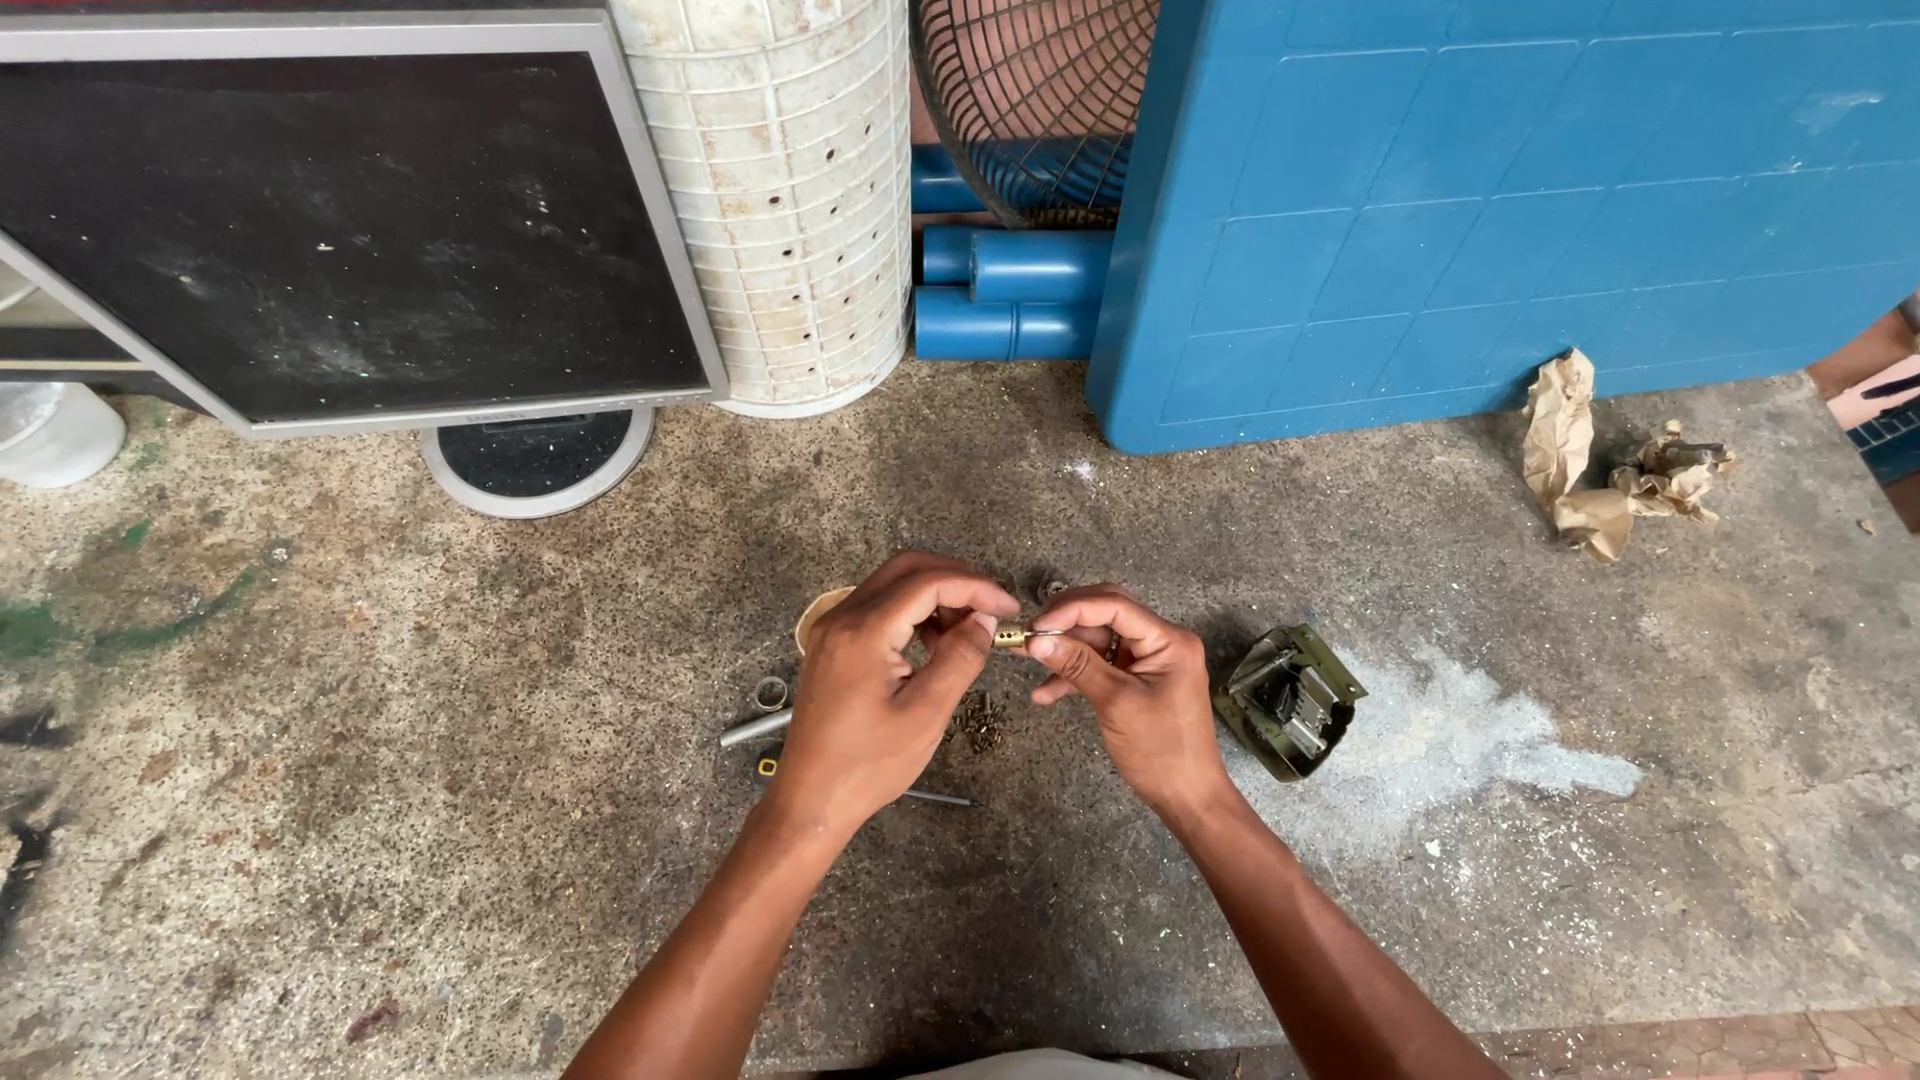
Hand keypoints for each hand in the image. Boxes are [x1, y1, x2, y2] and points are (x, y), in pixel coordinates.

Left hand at [774, 552, 1018, 836]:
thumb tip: (985, 620)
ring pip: (893, 583)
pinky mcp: (833, 642)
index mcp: (863, 632)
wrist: (811, 799)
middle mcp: (842, 616)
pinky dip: (913, 611)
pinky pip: (879, 606)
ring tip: (966, 632)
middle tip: (991, 610)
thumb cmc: (869, 765)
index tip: (1008, 609)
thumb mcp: (926, 713)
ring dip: (935, 594)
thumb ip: (960, 658)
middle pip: (907, 567)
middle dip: (956, 579)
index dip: (975, 587)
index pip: (928, 582)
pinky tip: (934, 643)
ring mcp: (832, 627)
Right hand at [1024, 586, 1230, 817]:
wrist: (1187, 797)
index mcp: (1168, 640)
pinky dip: (1075, 675)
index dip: (1071, 609)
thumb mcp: (1115, 703)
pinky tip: (1045, 694)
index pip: (1114, 605)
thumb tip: (1036, 639)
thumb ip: (1076, 665)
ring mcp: (1149, 660)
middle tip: (1031, 634)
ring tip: (1027, 658)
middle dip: (1066, 622)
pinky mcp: (1137, 679)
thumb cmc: (1160, 751)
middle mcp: (1161, 641)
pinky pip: (1101, 664)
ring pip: (1098, 639)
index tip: (1036, 626)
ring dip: (1065, 650)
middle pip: (1105, 614)